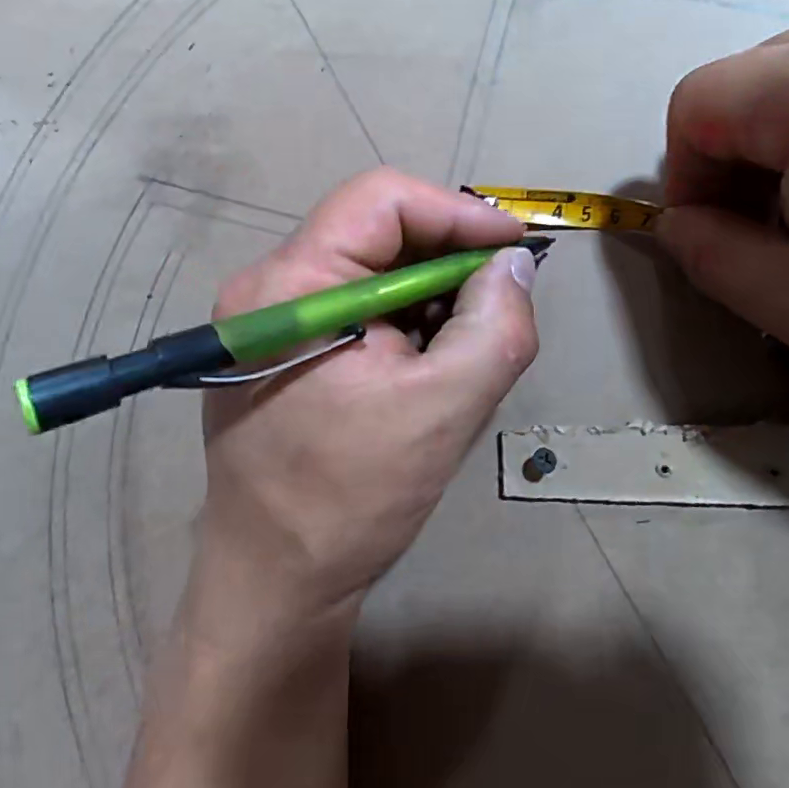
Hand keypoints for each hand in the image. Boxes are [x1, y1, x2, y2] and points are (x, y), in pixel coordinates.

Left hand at [197, 169, 538, 623]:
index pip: (382, 201)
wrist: (276, 587)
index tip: (514, 249)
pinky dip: (414, 323)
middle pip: (380, 233)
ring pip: (378, 272)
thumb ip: (496, 327)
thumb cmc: (351, 500)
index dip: (458, 214)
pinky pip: (366, 308)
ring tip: (471, 345)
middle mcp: (273, 288)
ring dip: (437, 296)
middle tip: (503, 300)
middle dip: (452, 260)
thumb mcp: (444, 411)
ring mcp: (278, 321)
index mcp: (291, 286)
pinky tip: (438, 365)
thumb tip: (515, 265)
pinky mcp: (292, 352)